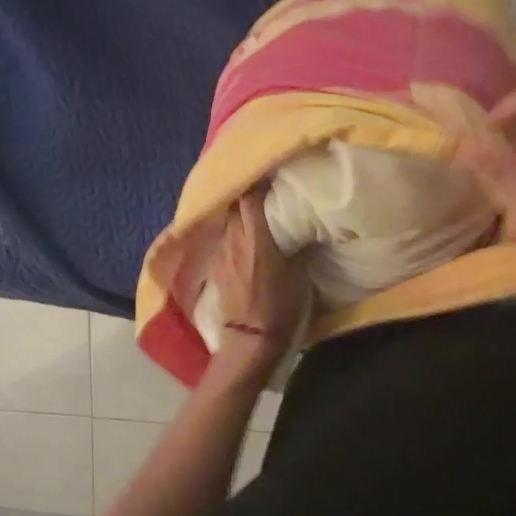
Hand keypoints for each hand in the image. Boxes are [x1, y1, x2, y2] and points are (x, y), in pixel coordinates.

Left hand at [207, 192, 305, 377]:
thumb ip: (293, 244)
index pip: (251, 197)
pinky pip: (224, 240)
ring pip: (228, 222)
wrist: (250, 340)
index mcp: (255, 237)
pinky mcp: (216, 268)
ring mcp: (220, 254)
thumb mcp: (299, 273)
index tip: (272, 175)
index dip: (260, 182)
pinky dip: (233, 233)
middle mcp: (233, 240)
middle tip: (264, 191)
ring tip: (254, 213)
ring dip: (239, 214)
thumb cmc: (281, 307)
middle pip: (235, 205)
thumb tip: (295, 228)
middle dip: (248, 195)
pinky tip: (243, 239)